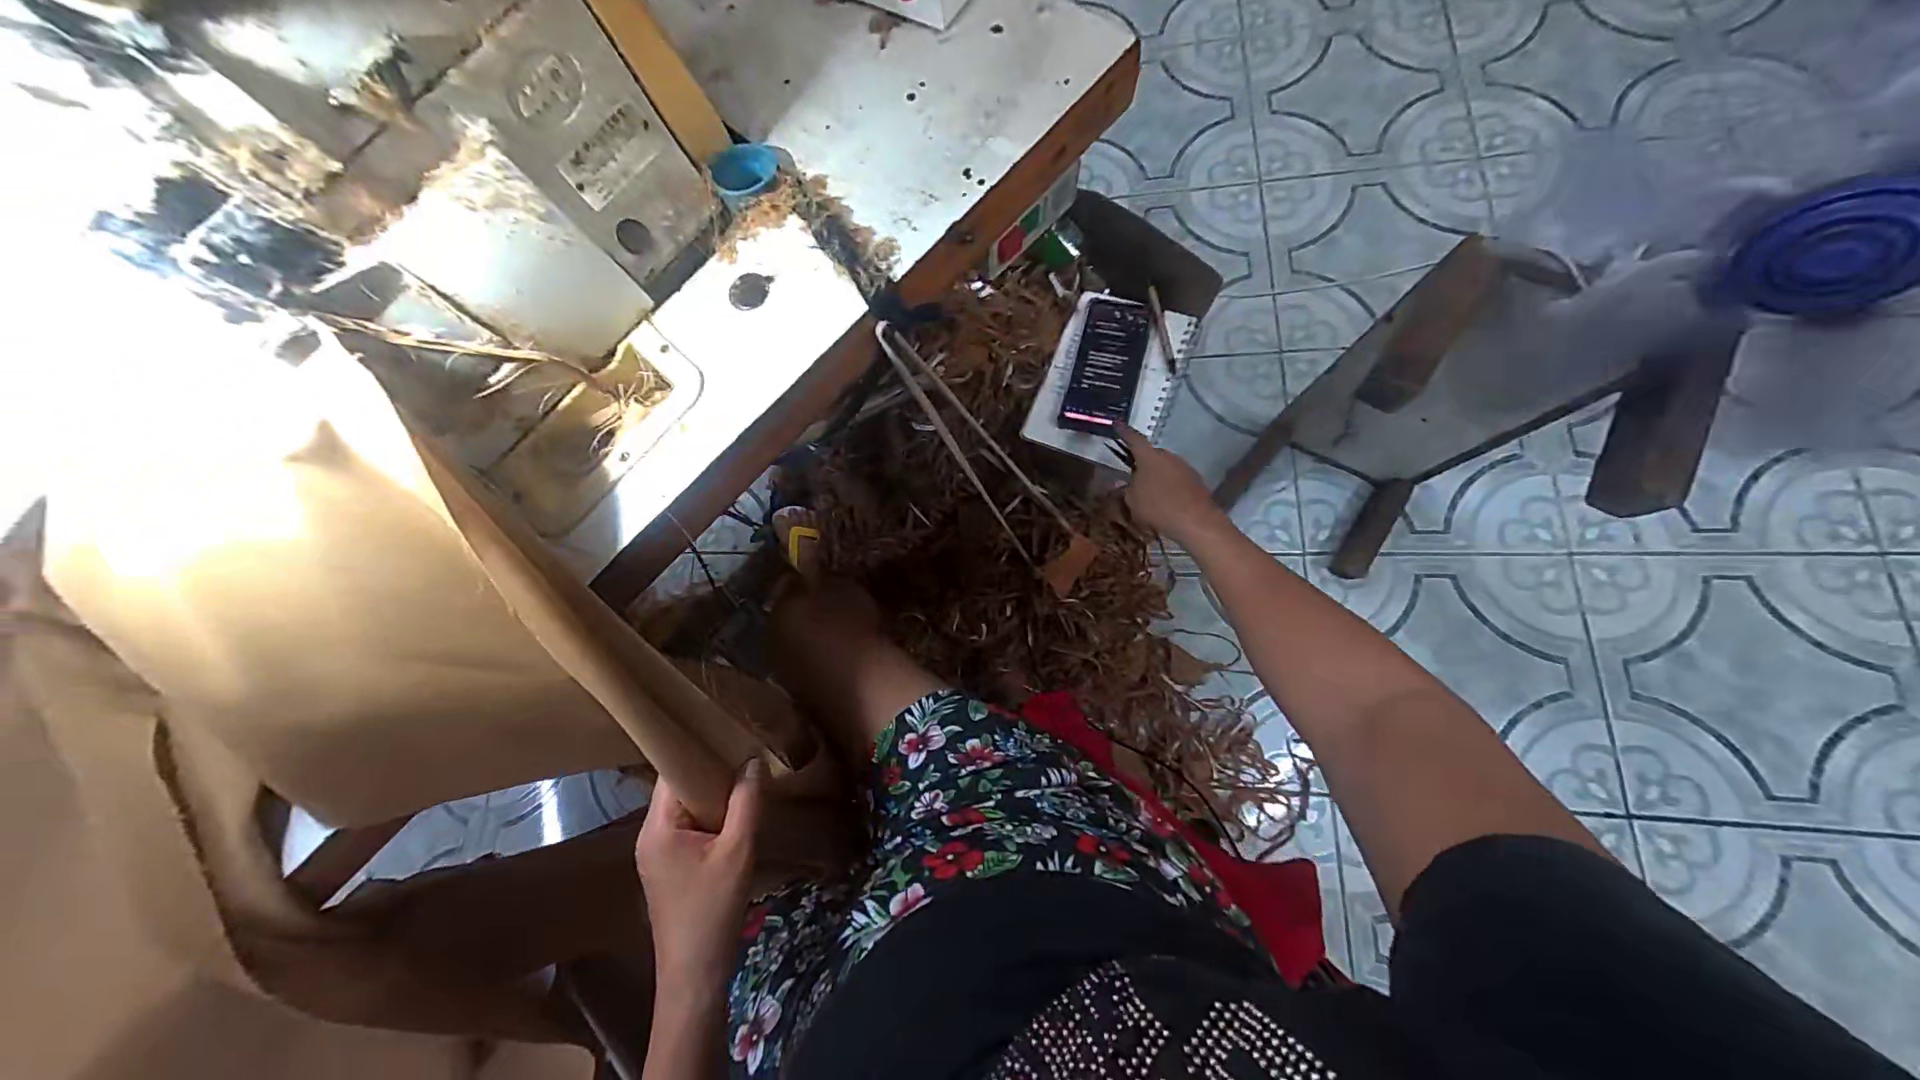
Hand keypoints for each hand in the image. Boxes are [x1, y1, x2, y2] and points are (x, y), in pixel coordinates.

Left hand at [636, 760, 763, 986]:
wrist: (695, 973)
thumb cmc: (713, 909)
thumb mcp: (739, 850)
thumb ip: (746, 802)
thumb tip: (752, 761)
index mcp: (657, 828)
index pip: (672, 773)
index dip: (697, 750)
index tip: (726, 732)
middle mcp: (649, 835)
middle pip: (677, 789)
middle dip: (710, 771)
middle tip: (743, 752)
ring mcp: (656, 853)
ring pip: (685, 808)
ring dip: (712, 795)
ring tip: (744, 776)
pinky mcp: (668, 867)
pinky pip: (688, 827)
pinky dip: (710, 816)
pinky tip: (735, 813)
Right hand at [1116, 424, 1224, 544]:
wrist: (1195, 521)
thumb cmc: (1157, 507)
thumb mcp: (1132, 501)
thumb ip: (1128, 489)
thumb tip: (1130, 484)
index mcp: (1149, 457)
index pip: (1134, 439)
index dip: (1124, 432)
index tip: (1118, 424)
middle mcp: (1168, 456)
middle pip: (1151, 455)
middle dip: (1142, 462)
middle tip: (1133, 475)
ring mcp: (1184, 467)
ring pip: (1165, 467)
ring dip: (1157, 475)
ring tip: (1150, 493)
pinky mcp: (1195, 480)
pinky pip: (1176, 479)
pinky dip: (1169, 485)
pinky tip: (1165, 501)